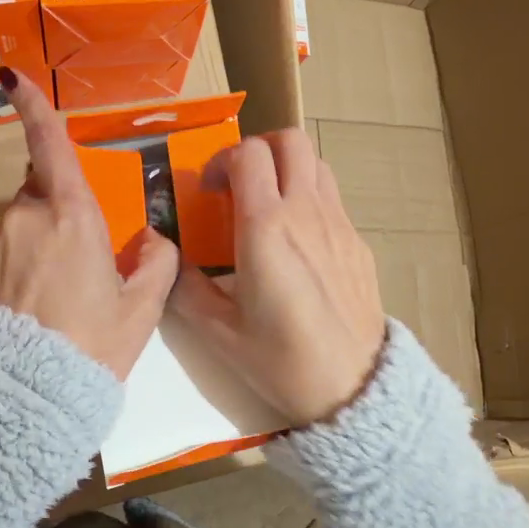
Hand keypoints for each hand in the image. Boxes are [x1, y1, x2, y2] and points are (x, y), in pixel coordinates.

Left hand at [0, 69, 178, 378]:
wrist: (17, 402)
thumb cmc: (89, 348)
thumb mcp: (140, 310)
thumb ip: (155, 263)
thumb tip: (151, 238)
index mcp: (70, 216)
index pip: (49, 146)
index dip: (33, 107)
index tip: (12, 77)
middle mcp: (22, 218)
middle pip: (39, 196)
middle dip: (58, 216)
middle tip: (80, 272)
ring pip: (16, 229)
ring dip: (33, 248)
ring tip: (51, 306)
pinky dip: (9, 273)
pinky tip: (24, 315)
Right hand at [171, 129, 386, 425]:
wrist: (354, 387)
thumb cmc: (281, 361)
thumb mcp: (219, 333)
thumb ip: (187, 289)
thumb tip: (169, 261)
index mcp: (266, 227)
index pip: (248, 154)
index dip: (222, 160)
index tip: (209, 190)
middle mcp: (305, 212)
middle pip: (290, 140)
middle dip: (260, 148)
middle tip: (240, 182)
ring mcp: (338, 223)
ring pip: (316, 163)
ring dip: (288, 168)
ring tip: (270, 203)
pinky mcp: (358, 242)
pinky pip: (332, 198)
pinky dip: (310, 198)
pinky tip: (299, 241)